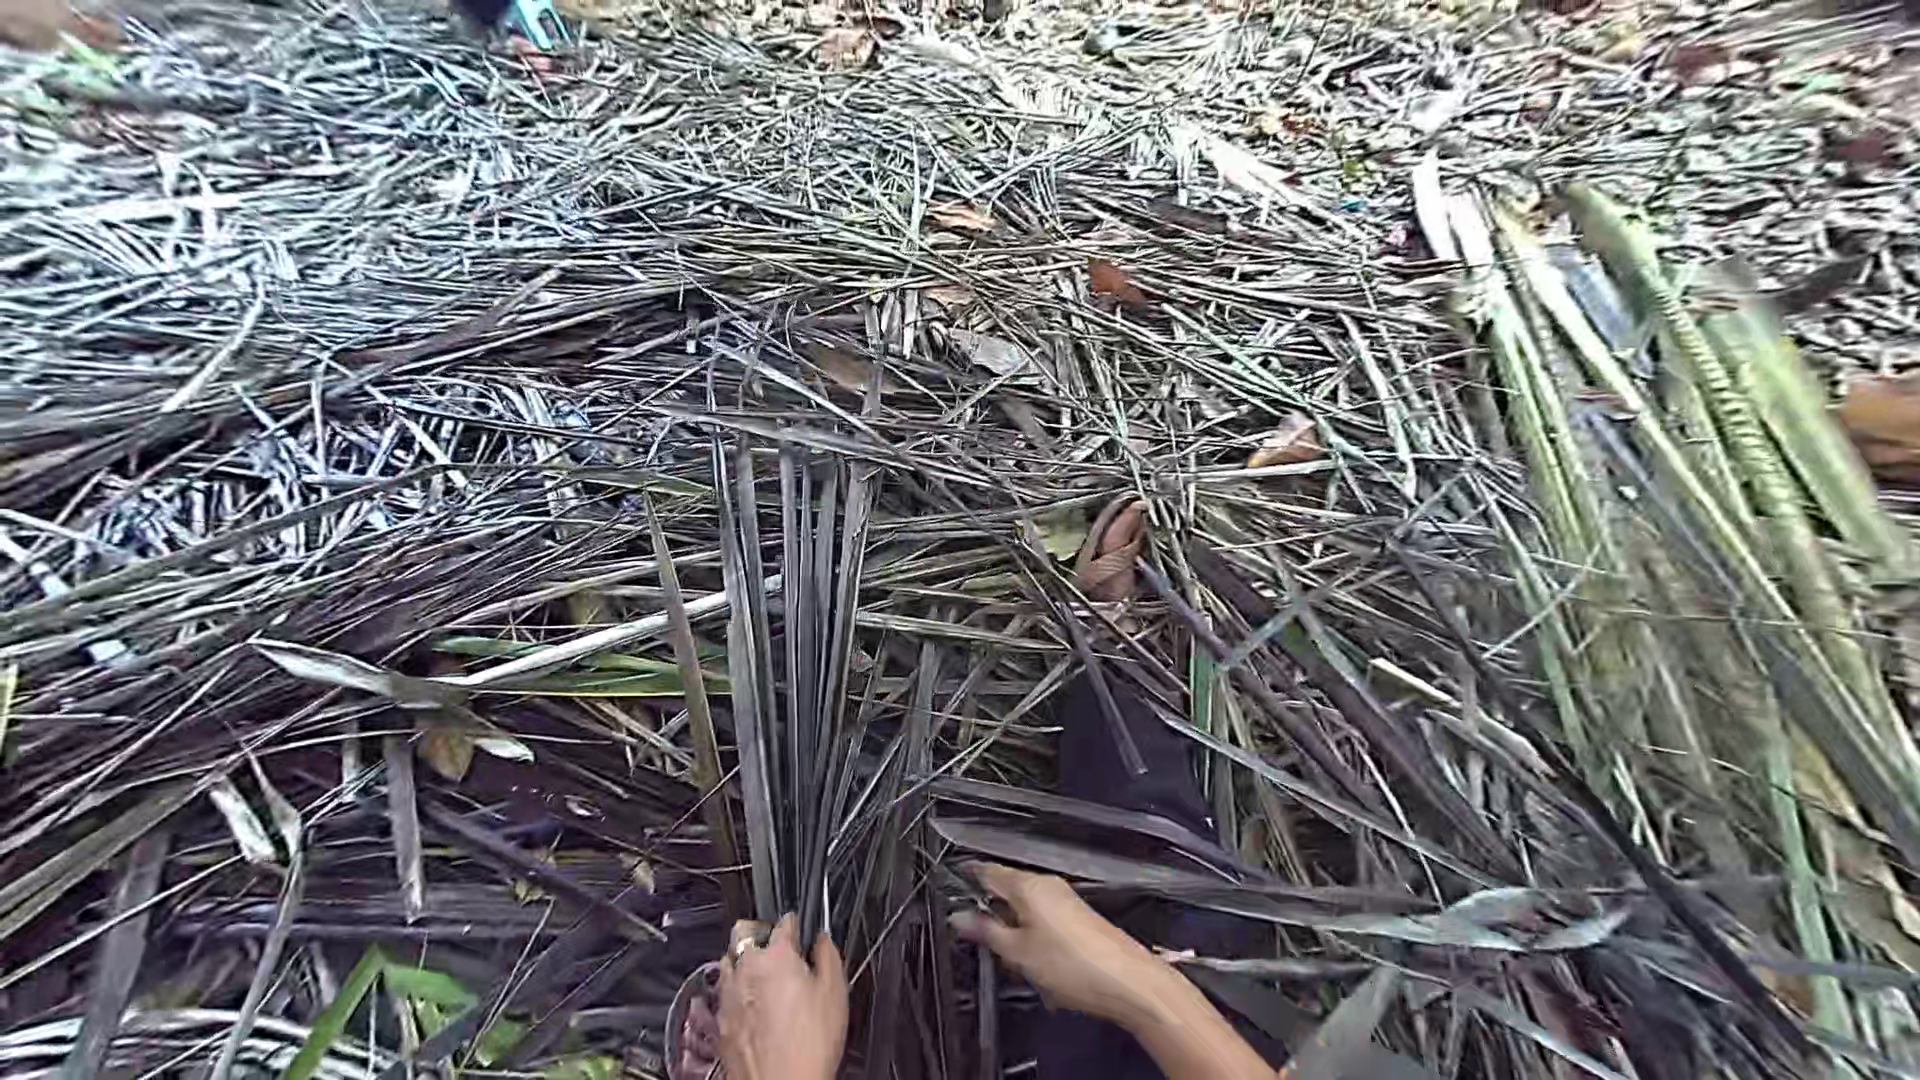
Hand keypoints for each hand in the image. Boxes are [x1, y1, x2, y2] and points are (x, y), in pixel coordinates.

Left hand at [718, 915, 848, 1079]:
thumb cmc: (810, 1044)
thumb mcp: (835, 991)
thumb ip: (828, 954)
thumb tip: (821, 940)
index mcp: (777, 954)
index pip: (786, 921)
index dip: (798, 925)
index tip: (803, 933)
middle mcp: (747, 968)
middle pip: (746, 934)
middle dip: (761, 935)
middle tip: (778, 951)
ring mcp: (729, 996)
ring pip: (729, 961)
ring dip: (742, 960)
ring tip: (760, 975)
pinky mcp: (719, 1024)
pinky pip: (723, 993)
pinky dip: (734, 991)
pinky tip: (750, 1004)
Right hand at [948, 862, 1173, 1025]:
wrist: (1127, 979)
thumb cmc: (1069, 964)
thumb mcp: (1019, 953)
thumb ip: (986, 931)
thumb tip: (958, 917)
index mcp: (1027, 884)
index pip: (988, 870)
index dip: (968, 877)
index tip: (952, 888)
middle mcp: (1045, 883)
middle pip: (1007, 887)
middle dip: (992, 911)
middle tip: (983, 939)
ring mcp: (1063, 897)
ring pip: (1025, 904)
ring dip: (1013, 926)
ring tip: (1013, 957)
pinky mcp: (1077, 914)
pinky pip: (1043, 915)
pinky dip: (1033, 933)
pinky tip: (1038, 961)